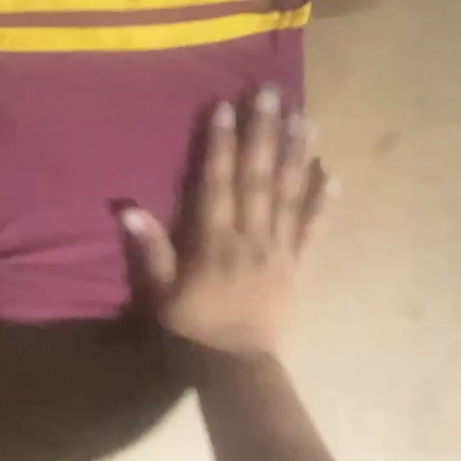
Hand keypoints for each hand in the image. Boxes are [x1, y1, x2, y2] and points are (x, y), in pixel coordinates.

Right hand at [120, 86, 332, 360]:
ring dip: (296, 153)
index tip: (224, 108)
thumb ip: (152, 252)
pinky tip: (331, 172)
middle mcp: (250, 238)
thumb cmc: (191, 333)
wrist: (235, 367)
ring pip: (290, 194)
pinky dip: (323, 200)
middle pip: (257, 178)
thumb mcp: (160, 297)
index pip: (216, 184)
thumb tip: (129, 211)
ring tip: (304, 116)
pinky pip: (313, 229)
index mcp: (214, 244)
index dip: (219, 145)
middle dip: (262, 133)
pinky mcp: (298, 268)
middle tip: (270, 92)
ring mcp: (279, 251)